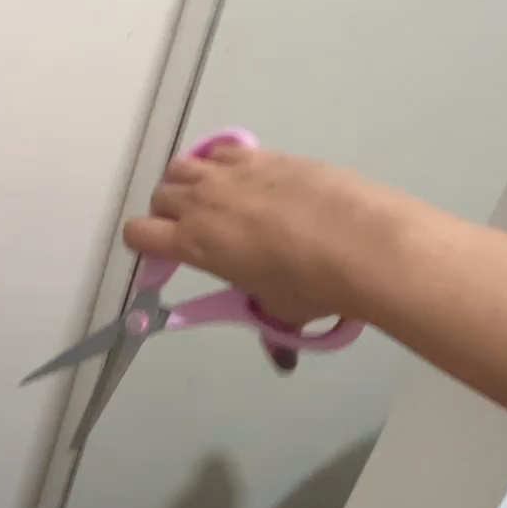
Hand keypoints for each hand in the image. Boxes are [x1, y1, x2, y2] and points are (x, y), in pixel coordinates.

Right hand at [122, 143, 430, 325]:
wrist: (369, 245)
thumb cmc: (317, 285)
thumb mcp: (282, 310)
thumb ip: (265, 318)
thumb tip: (280, 357)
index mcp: (193, 242)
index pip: (137, 233)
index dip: (144, 244)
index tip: (164, 255)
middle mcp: (200, 202)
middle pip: (159, 196)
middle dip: (169, 213)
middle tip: (196, 230)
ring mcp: (228, 174)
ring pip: (181, 167)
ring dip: (188, 182)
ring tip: (215, 198)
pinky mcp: (260, 155)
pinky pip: (219, 150)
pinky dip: (220, 162)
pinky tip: (245, 178)